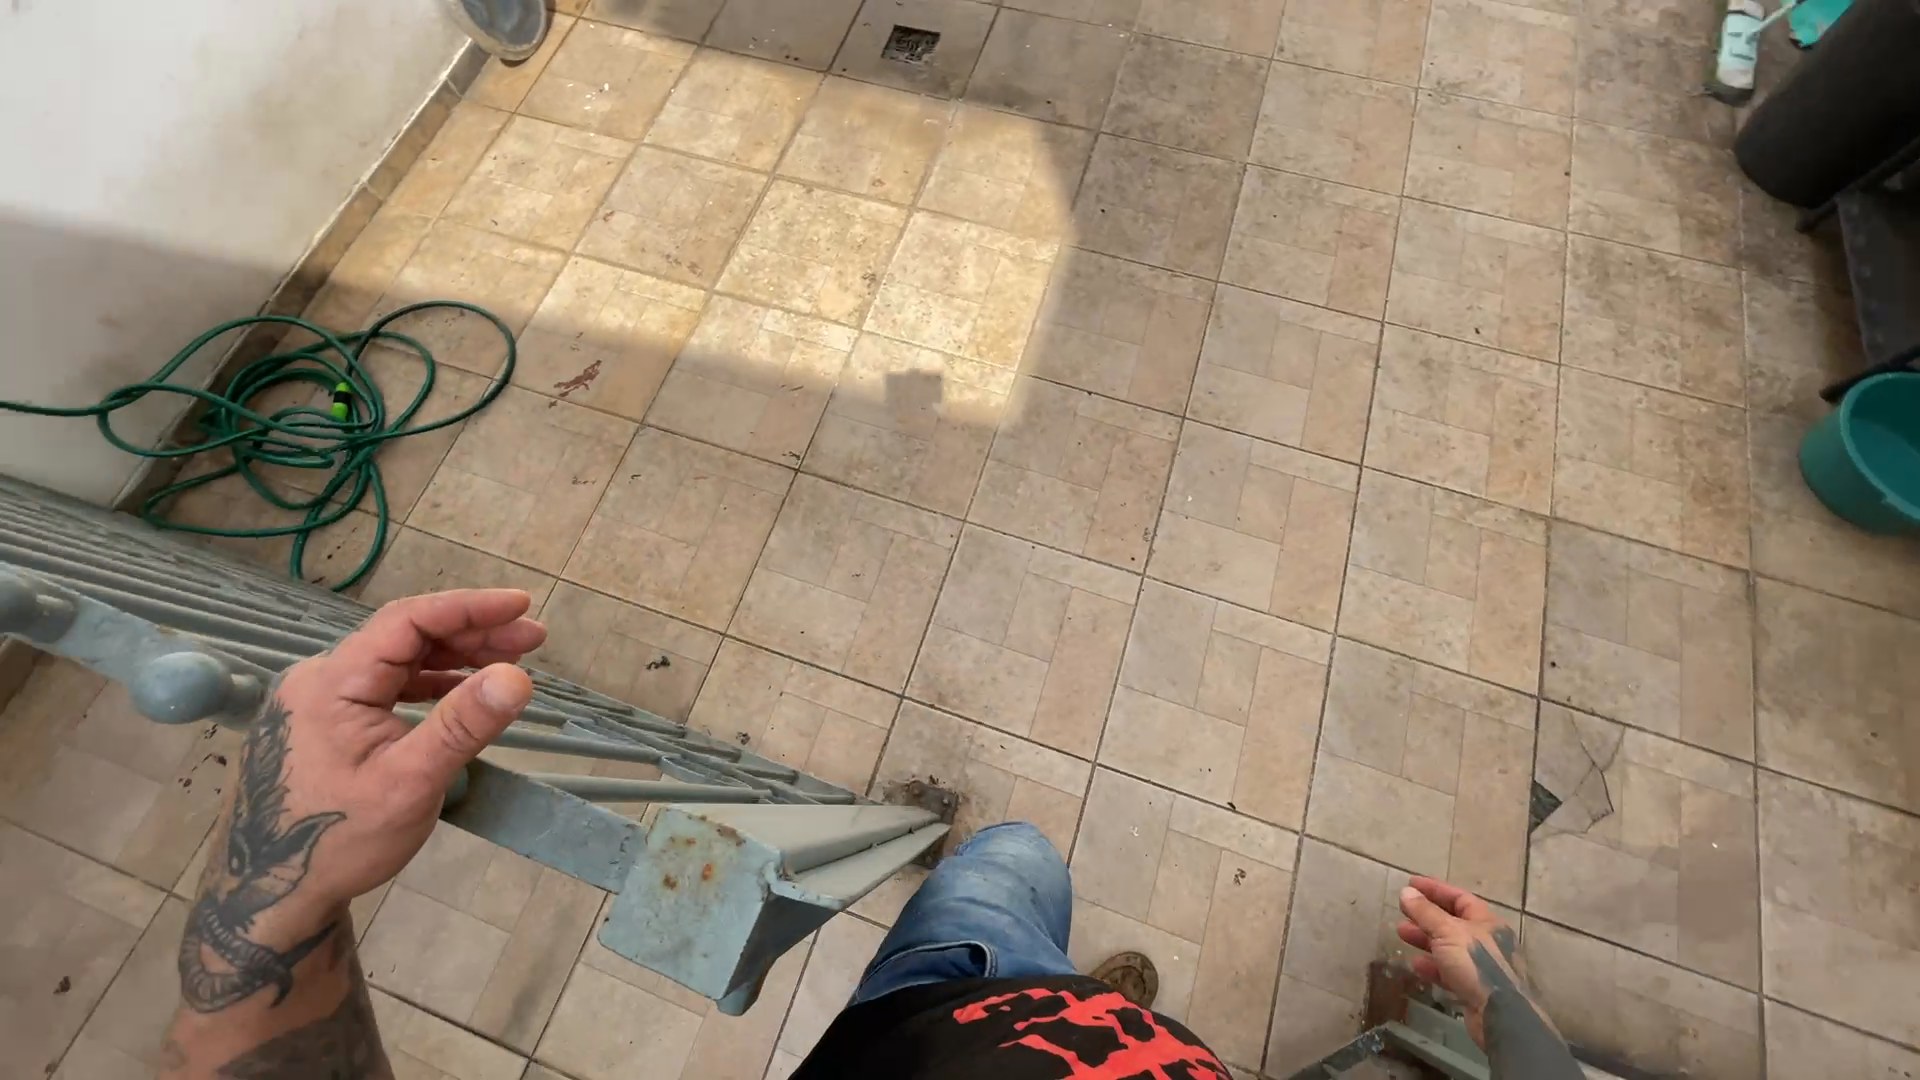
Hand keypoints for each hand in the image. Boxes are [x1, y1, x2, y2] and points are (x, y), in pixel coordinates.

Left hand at [180, 589, 544, 1011]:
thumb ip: (463, 725)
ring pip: (404, 657)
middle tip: (535, 638)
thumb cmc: (335, 840)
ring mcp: (324, 699)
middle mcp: (322, 680)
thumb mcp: (409, 783)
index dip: (469, 607)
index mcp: (332, 684)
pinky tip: (471, 687)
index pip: (407, 621)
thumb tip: (518, 676)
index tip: (522, 605)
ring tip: (515, 657)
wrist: (266, 899)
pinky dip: (440, 678)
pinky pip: (394, 683)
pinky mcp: (332, 720)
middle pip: (409, 635)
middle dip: (476, 631)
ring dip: (462, 653)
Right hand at [1394, 877, 1544, 1050]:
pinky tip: (1416, 964)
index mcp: (1487, 923)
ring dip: (1424, 939)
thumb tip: (1406, 892)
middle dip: (1425, 915)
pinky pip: (1449, 970)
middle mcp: (1487, 942)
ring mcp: (1482, 966)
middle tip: (1402, 911)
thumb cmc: (1476, 965)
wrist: (1501, 1017)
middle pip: (1452, 922)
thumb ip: (1425, 912)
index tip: (1410, 882)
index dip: (1435, 889)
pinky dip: (1432, 965)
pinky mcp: (1475, 988)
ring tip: (1401, 934)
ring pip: (1448, 946)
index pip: (1460, 897)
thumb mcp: (1447, 932)